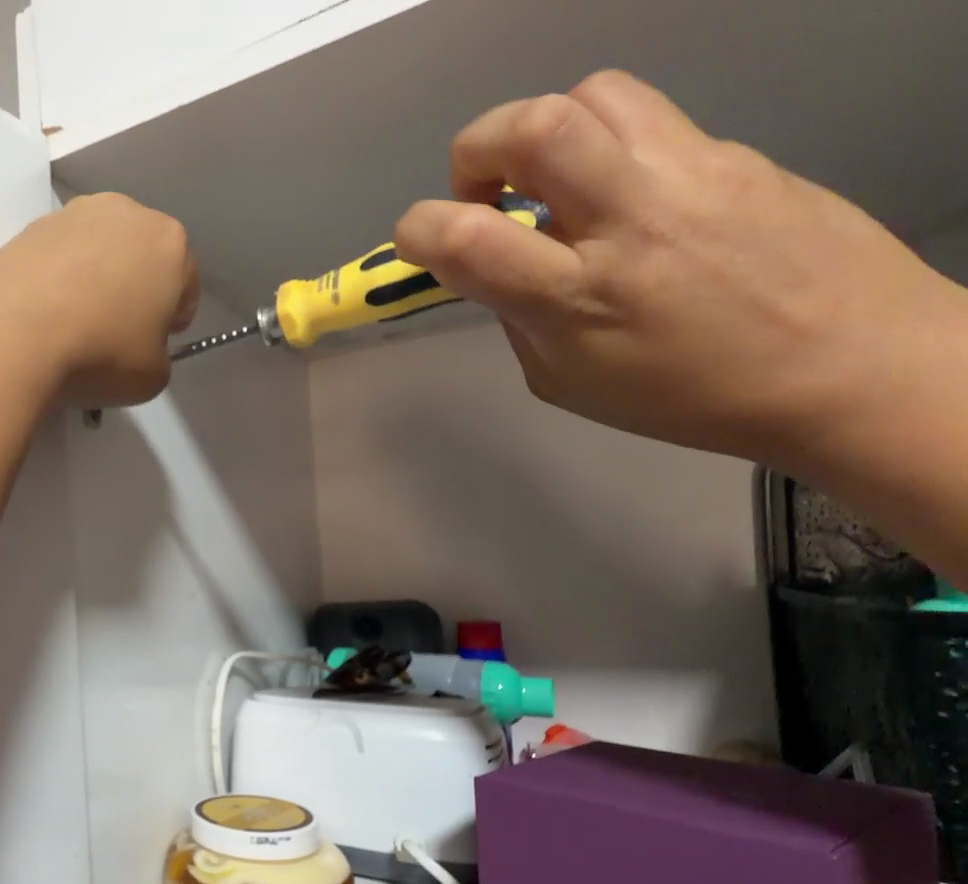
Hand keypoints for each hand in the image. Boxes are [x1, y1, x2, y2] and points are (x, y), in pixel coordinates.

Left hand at [0, 192, 198, 408]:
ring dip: (88, 282)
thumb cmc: (99, 354)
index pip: (184, 287)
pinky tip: (37, 320)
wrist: (9, 338)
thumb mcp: (153, 377)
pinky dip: (49, 284)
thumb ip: (158, 355)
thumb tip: (137, 347)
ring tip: (68, 328)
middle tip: (110, 336)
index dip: (170, 322)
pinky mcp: (23, 231)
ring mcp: (67, 217)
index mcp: (169, 242)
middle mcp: (122, 213)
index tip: (149, 347)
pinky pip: (50, 263)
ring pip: (91, 254)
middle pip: (137, 258)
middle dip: (130, 290)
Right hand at [394, 70, 967, 466]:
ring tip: (557, 182)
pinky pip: (652, 123)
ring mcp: (692, 173)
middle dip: (476, 149)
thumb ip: (518, 317)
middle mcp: (629, 219)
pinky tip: (632, 200)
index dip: (417, 230)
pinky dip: (611, 152)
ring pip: (592, 95)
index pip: (463, 235)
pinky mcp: (737, 151)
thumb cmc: (690, 397)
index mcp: (577, 297)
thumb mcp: (567, 381)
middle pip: (531, 127)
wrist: (855, 366)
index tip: (423, 242)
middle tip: (487, 193)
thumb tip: (497, 268)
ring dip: (547, 133)